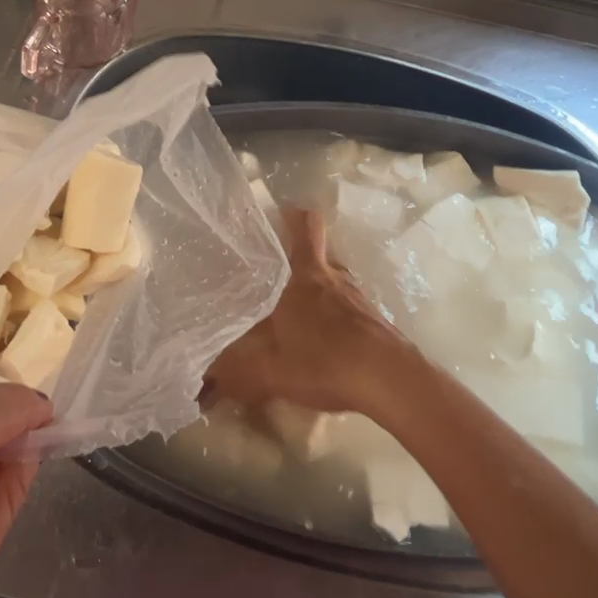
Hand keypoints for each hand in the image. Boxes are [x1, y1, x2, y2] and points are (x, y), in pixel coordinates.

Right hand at [205, 207, 411, 413]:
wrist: (392, 381)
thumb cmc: (325, 362)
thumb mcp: (273, 373)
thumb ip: (238, 374)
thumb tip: (206, 382)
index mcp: (304, 276)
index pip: (303, 226)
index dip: (291, 216)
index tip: (276, 215)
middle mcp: (332, 277)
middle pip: (319, 250)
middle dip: (300, 255)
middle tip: (278, 269)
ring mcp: (357, 297)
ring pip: (333, 280)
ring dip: (318, 290)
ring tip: (297, 313)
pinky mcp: (375, 319)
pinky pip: (348, 306)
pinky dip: (336, 316)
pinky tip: (325, 341)